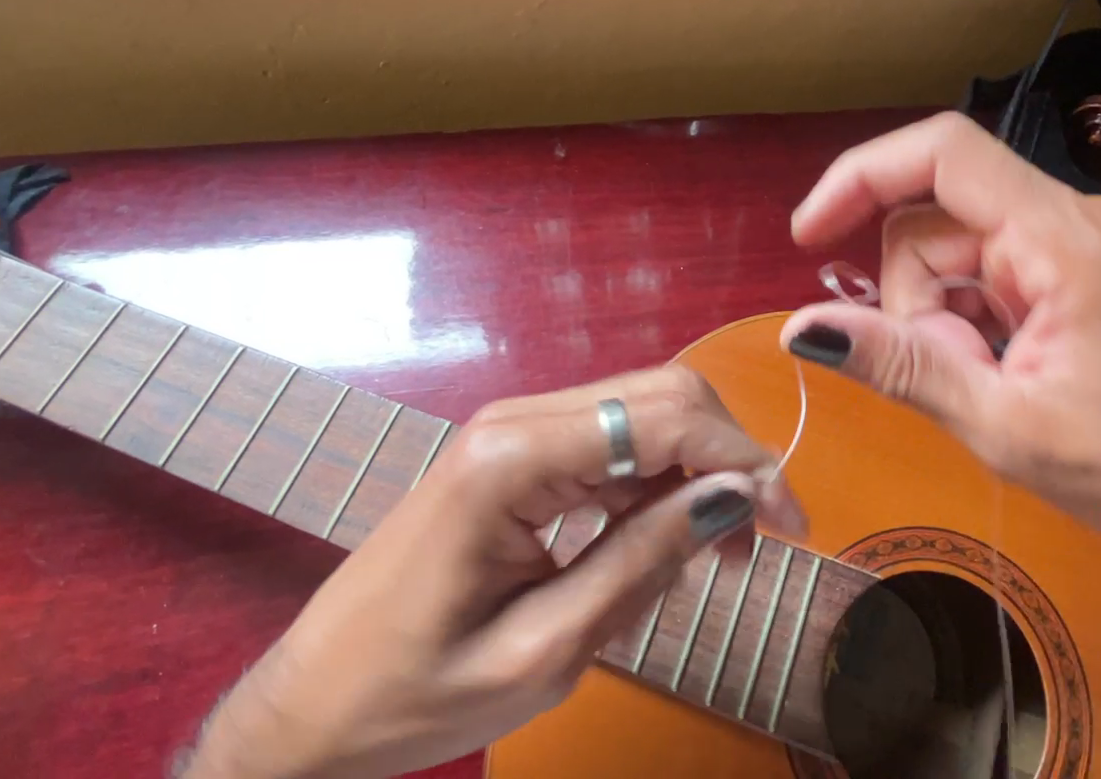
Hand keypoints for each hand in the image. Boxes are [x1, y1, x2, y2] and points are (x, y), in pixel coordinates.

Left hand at [183, 367, 806, 778]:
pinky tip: (667, 539)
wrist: (310, 705)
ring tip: (720, 554)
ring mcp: (515, 431)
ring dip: (697, 471)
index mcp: (514, 459)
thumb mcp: (544, 651)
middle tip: (758, 541)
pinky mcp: (517, 454)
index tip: (790, 524)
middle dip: (726, 458)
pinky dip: (659, 483)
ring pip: (645, 414)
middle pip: (662, 396)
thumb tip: (733, 498)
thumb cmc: (410, 695)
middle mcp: (518, 420)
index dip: (742, 459)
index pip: (665, 415)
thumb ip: (644, 563)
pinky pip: (613, 445)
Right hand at [780, 112, 1100, 588]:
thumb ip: (903, 367)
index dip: (859, 177)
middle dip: (914, 298)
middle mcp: (1066, 221)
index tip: (807, 236)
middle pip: (935, 221)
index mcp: (1060, 240)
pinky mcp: (1076, 274)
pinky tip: (1002, 375)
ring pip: (954, 253)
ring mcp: (1074, 246)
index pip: (942, 153)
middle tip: (951, 375)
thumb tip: (804, 331)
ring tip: (988, 387)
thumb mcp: (1009, 427)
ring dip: (942, 319)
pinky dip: (970, 323)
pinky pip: (988, 276)